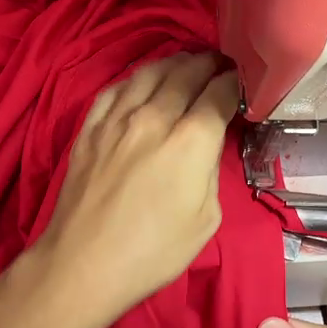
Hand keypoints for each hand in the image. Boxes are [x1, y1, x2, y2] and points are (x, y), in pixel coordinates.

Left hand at [24, 53, 238, 327]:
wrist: (85, 264)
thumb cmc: (153, 252)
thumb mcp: (206, 219)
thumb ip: (210, 171)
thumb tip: (207, 146)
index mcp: (191, 141)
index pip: (219, 93)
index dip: (235, 83)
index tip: (241, 82)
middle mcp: (154, 117)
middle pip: (186, 72)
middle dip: (208, 64)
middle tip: (219, 65)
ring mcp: (117, 119)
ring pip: (150, 72)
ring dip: (174, 63)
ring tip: (187, 64)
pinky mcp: (89, 128)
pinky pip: (115, 88)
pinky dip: (136, 78)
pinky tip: (143, 82)